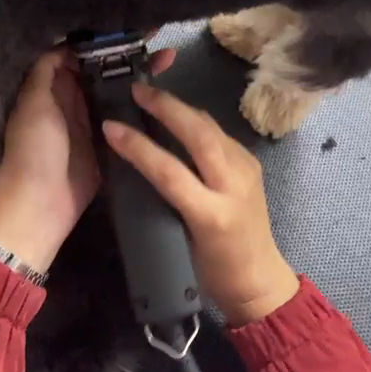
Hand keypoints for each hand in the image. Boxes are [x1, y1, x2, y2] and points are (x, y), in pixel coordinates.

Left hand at [0, 47, 174, 273]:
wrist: (42, 205)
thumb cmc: (35, 149)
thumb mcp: (34, 103)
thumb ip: (47, 70)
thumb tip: (66, 43)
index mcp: (54, 87)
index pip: (81, 55)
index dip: (103, 40)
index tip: (128, 25)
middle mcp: (75, 100)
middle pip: (104, 71)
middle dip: (128, 54)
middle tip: (158, 37)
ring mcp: (96, 122)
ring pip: (119, 91)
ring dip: (140, 75)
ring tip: (169, 58)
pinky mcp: (112, 143)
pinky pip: (129, 118)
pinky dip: (145, 106)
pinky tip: (166, 94)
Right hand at [102, 85, 298, 324]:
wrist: (260, 281)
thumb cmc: (211, 271)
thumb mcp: (179, 241)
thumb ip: (162, 200)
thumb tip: (133, 162)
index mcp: (212, 215)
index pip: (170, 172)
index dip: (138, 147)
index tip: (110, 127)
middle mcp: (234, 187)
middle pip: (200, 135)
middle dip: (166, 107)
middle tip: (137, 90)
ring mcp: (247, 171)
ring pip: (211, 127)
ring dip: (180, 107)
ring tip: (151, 95)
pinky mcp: (251, 162)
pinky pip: (219, 133)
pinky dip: (194, 119)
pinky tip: (177, 114)